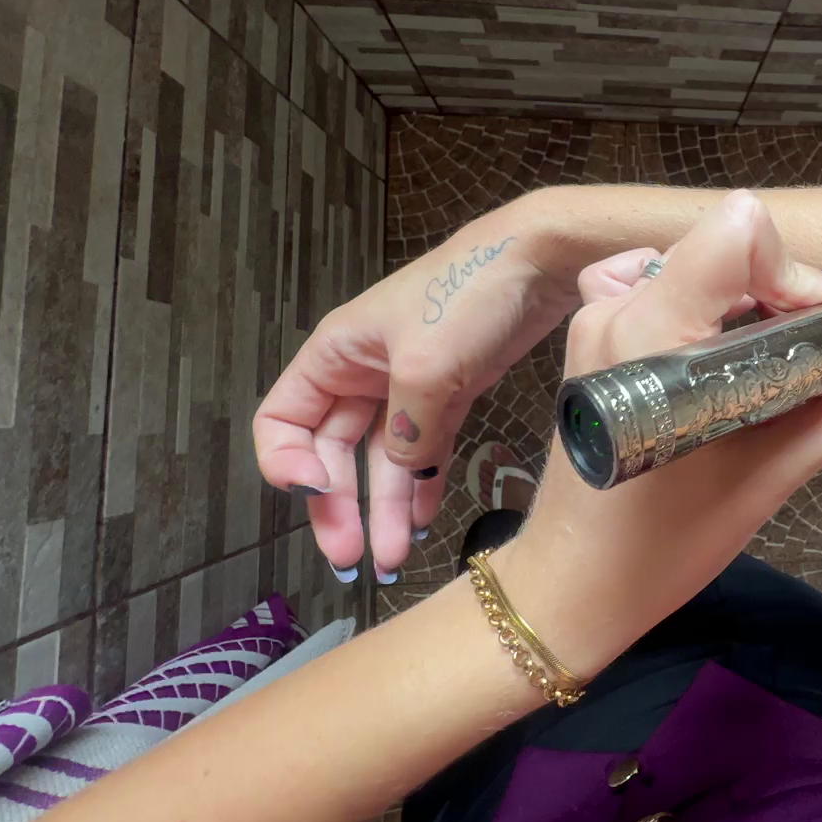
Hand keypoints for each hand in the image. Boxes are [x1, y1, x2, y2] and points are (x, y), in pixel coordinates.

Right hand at [253, 209, 573, 580]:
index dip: (287, 463)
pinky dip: (424, 481)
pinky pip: (427, 447)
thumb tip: (401, 474)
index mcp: (336, 356)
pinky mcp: (452, 392)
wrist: (537, 263)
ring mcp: (410, 386)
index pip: (283, 420)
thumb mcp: (425, 365)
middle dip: (341, 505)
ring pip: (384, 458)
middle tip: (354, 558)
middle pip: (334, 451)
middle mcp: (365, 373)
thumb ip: (406, 429)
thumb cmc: (467, 297)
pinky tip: (425, 517)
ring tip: (393, 556)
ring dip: (387, 506)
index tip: (315, 494)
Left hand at [488, 191, 821, 677]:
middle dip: (782, 295)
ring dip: (746, 305)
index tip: (820, 330)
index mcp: (654, 335)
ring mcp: (597, 318)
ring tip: (763, 370)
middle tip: (808, 363)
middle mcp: (618, 310)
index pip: (736, 232)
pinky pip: (658, 283)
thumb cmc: (665, 545)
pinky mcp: (592, 333)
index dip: (794, 272)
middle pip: (725, 247)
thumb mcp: (768, 479)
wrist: (573, 582)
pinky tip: (711, 352)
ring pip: (698, 264)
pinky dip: (700, 305)